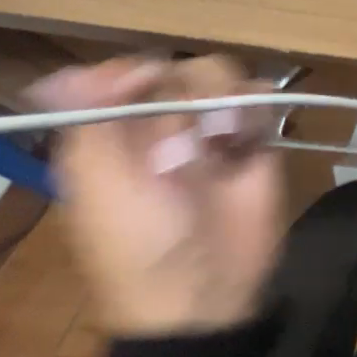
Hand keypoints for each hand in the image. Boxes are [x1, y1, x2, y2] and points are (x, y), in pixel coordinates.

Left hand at [30, 56, 282, 337]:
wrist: (204, 289)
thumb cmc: (139, 243)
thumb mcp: (98, 187)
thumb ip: (95, 123)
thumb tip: (103, 67)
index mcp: (110, 137)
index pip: (118, 79)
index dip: (132, 71)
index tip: (145, 79)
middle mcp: (160, 129)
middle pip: (177, 71)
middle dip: (185, 87)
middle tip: (189, 123)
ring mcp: (211, 135)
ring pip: (222, 80)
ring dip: (226, 95)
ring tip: (226, 133)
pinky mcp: (256, 145)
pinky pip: (261, 104)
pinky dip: (260, 106)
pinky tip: (249, 133)